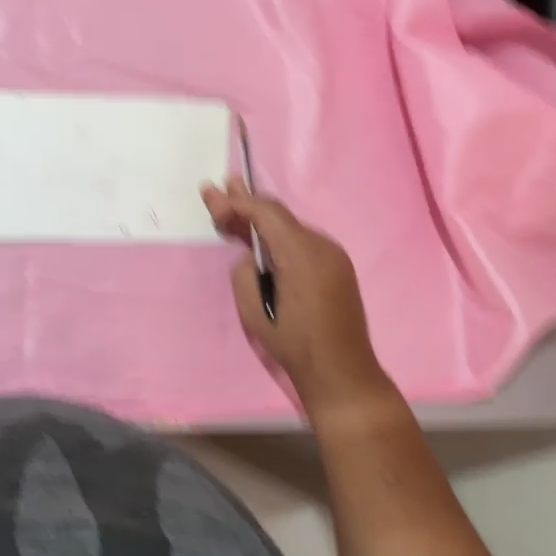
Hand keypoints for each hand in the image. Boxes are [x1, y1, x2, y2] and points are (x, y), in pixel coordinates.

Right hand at [201, 179, 395, 406]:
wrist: (343, 372)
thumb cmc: (295, 345)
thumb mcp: (255, 313)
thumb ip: (245, 277)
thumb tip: (248, 258)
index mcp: (302, 255)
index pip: (267, 214)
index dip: (238, 203)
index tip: (213, 197)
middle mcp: (322, 247)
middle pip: (279, 215)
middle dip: (247, 201)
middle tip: (221, 183)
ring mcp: (333, 256)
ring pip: (290, 227)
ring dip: (261, 219)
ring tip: (232, 207)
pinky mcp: (336, 268)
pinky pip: (302, 241)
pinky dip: (278, 235)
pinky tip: (259, 235)